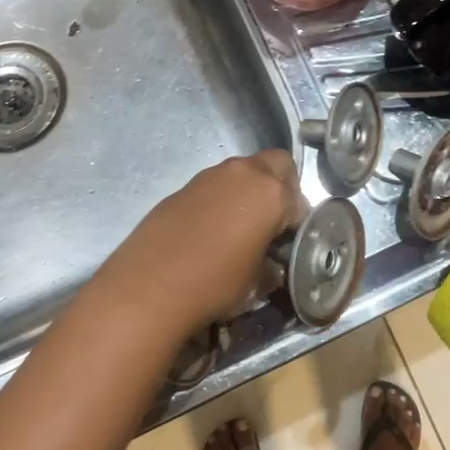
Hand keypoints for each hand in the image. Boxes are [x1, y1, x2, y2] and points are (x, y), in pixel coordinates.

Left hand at [97, 151, 305, 336]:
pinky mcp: (182, 188)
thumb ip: (270, 266)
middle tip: (273, 220)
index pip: (300, 199)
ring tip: (239, 228)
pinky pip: (213, 187)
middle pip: (275, 164)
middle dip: (280, 186)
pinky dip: (219, 201)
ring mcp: (209, 176)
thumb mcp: (255, 283)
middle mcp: (243, 174)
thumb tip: (270, 266)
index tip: (290, 241)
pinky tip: (208, 232)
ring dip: (247, 192)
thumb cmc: (215, 283)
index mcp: (270, 193)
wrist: (150, 285)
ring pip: (241, 172)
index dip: (298, 221)